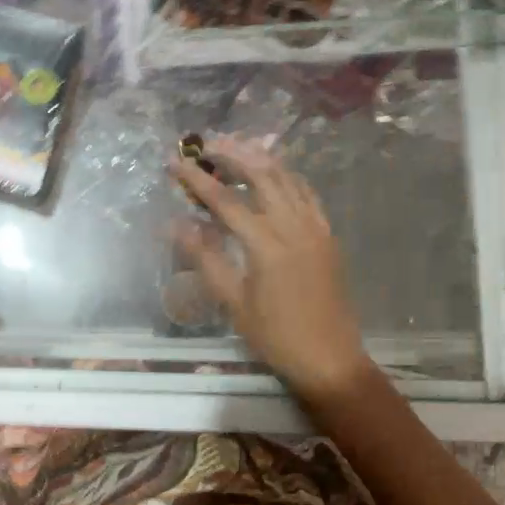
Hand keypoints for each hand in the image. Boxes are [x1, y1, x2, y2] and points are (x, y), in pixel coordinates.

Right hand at [170, 138, 375, 399]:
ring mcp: (316, 228)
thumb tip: (175, 225)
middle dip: (232, 155)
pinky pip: (306, 194)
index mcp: (267, 246)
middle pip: (262, 175)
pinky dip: (286, 177)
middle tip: (206, 145)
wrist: (330, 359)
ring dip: (260, 159)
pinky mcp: (327, 235)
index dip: (197, 179)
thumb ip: (205, 257)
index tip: (175, 162)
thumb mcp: (233, 301)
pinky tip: (272, 174)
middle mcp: (294, 227)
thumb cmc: (275, 336)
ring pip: (288, 178)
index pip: (225, 200)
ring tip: (234, 149)